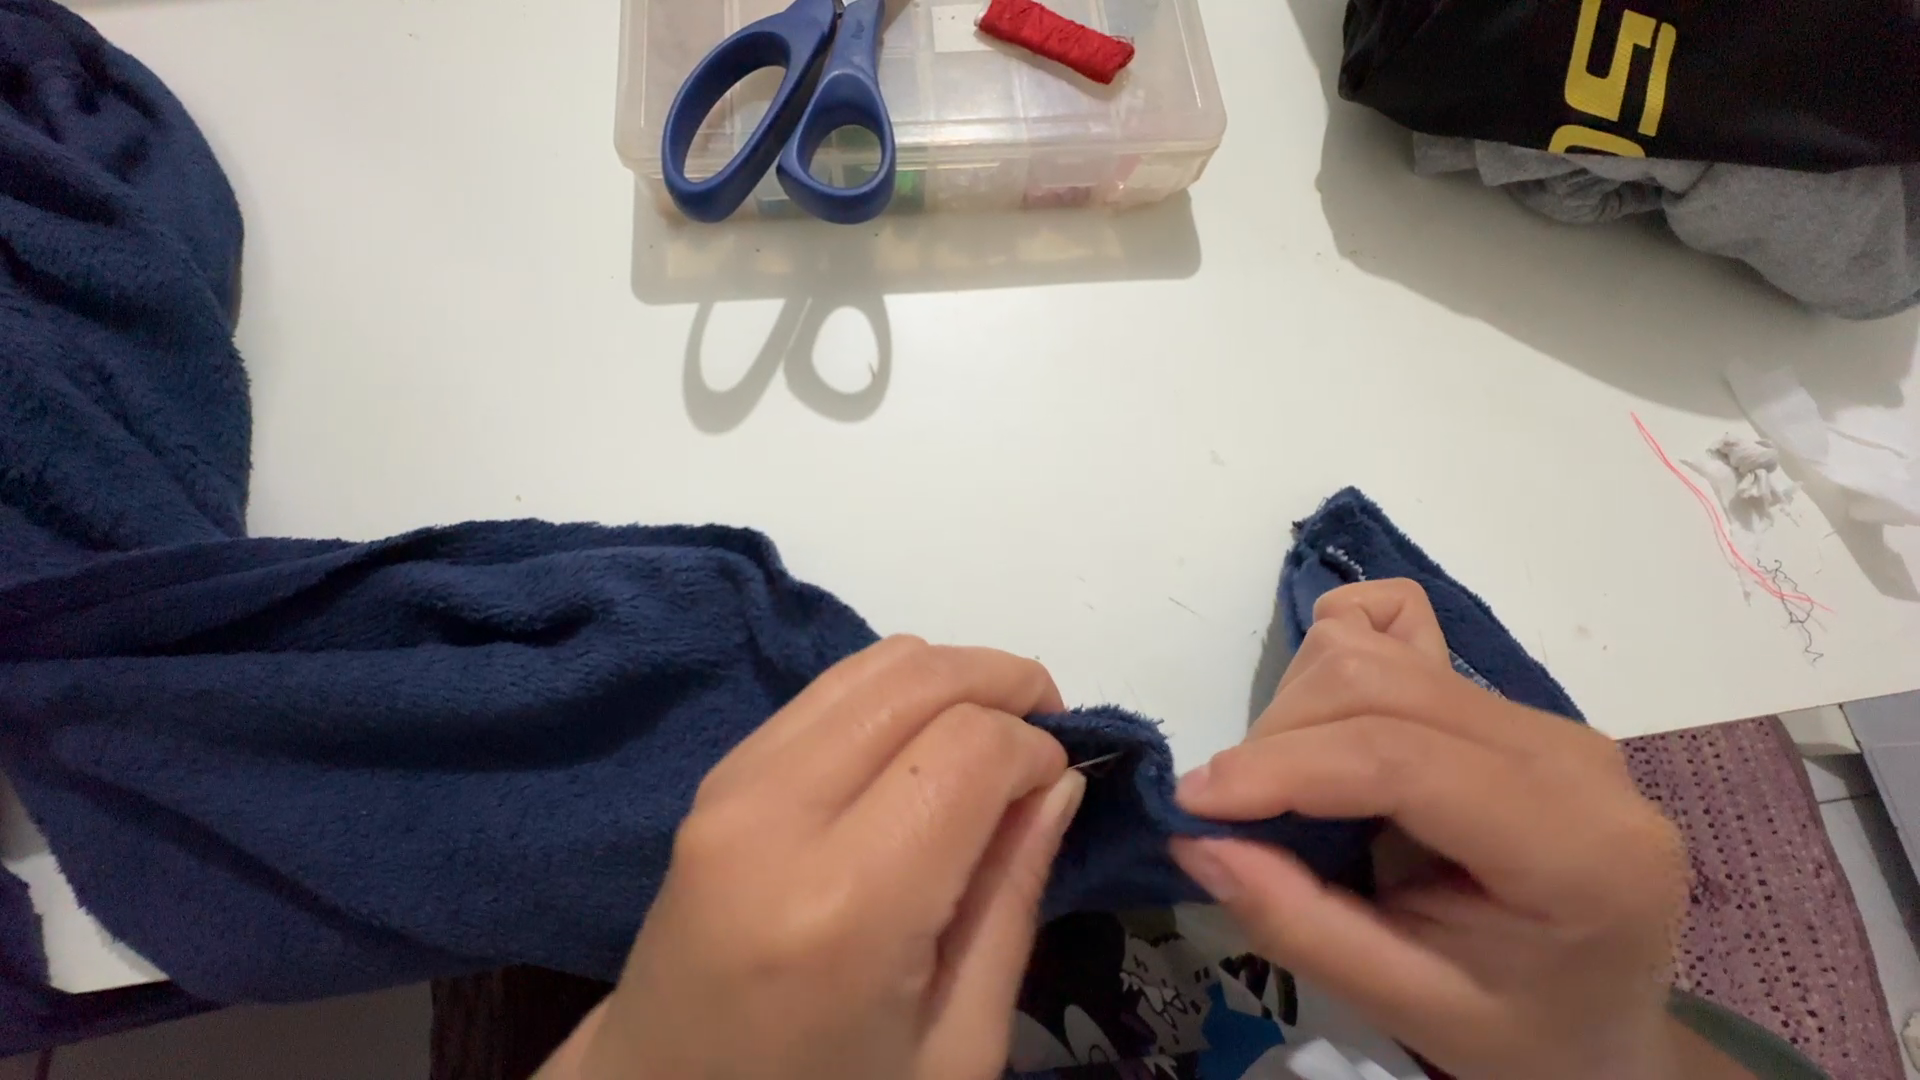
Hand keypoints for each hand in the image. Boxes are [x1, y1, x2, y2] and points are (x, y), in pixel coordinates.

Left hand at [543, 637, 1084, 1079]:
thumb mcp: (956, 1044)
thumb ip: (1012, 893)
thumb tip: (1059, 776)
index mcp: (843, 905)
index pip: (968, 748)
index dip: (1035, 748)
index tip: (1057, 783)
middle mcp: (777, 814)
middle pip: (919, 679)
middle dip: (1004, 682)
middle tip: (1048, 726)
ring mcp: (734, 780)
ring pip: (875, 664)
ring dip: (954, 675)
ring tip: (994, 726)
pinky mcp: (722, 769)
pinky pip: (833, 688)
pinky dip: (900, 689)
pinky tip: (925, 737)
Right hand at [1170, 580, 1702, 1079]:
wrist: (1601, 1017)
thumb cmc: (1517, 1029)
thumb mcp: (1408, 1008)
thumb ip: (1296, 924)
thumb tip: (1193, 837)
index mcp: (1576, 845)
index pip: (1397, 758)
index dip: (1281, 766)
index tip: (1195, 801)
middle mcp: (1562, 750)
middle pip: (1370, 684)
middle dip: (1275, 741)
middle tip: (1244, 815)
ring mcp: (1531, 710)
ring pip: (1367, 649)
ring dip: (1294, 708)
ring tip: (1292, 784)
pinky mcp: (1493, 692)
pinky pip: (1393, 622)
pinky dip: (1336, 645)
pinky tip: (1328, 715)